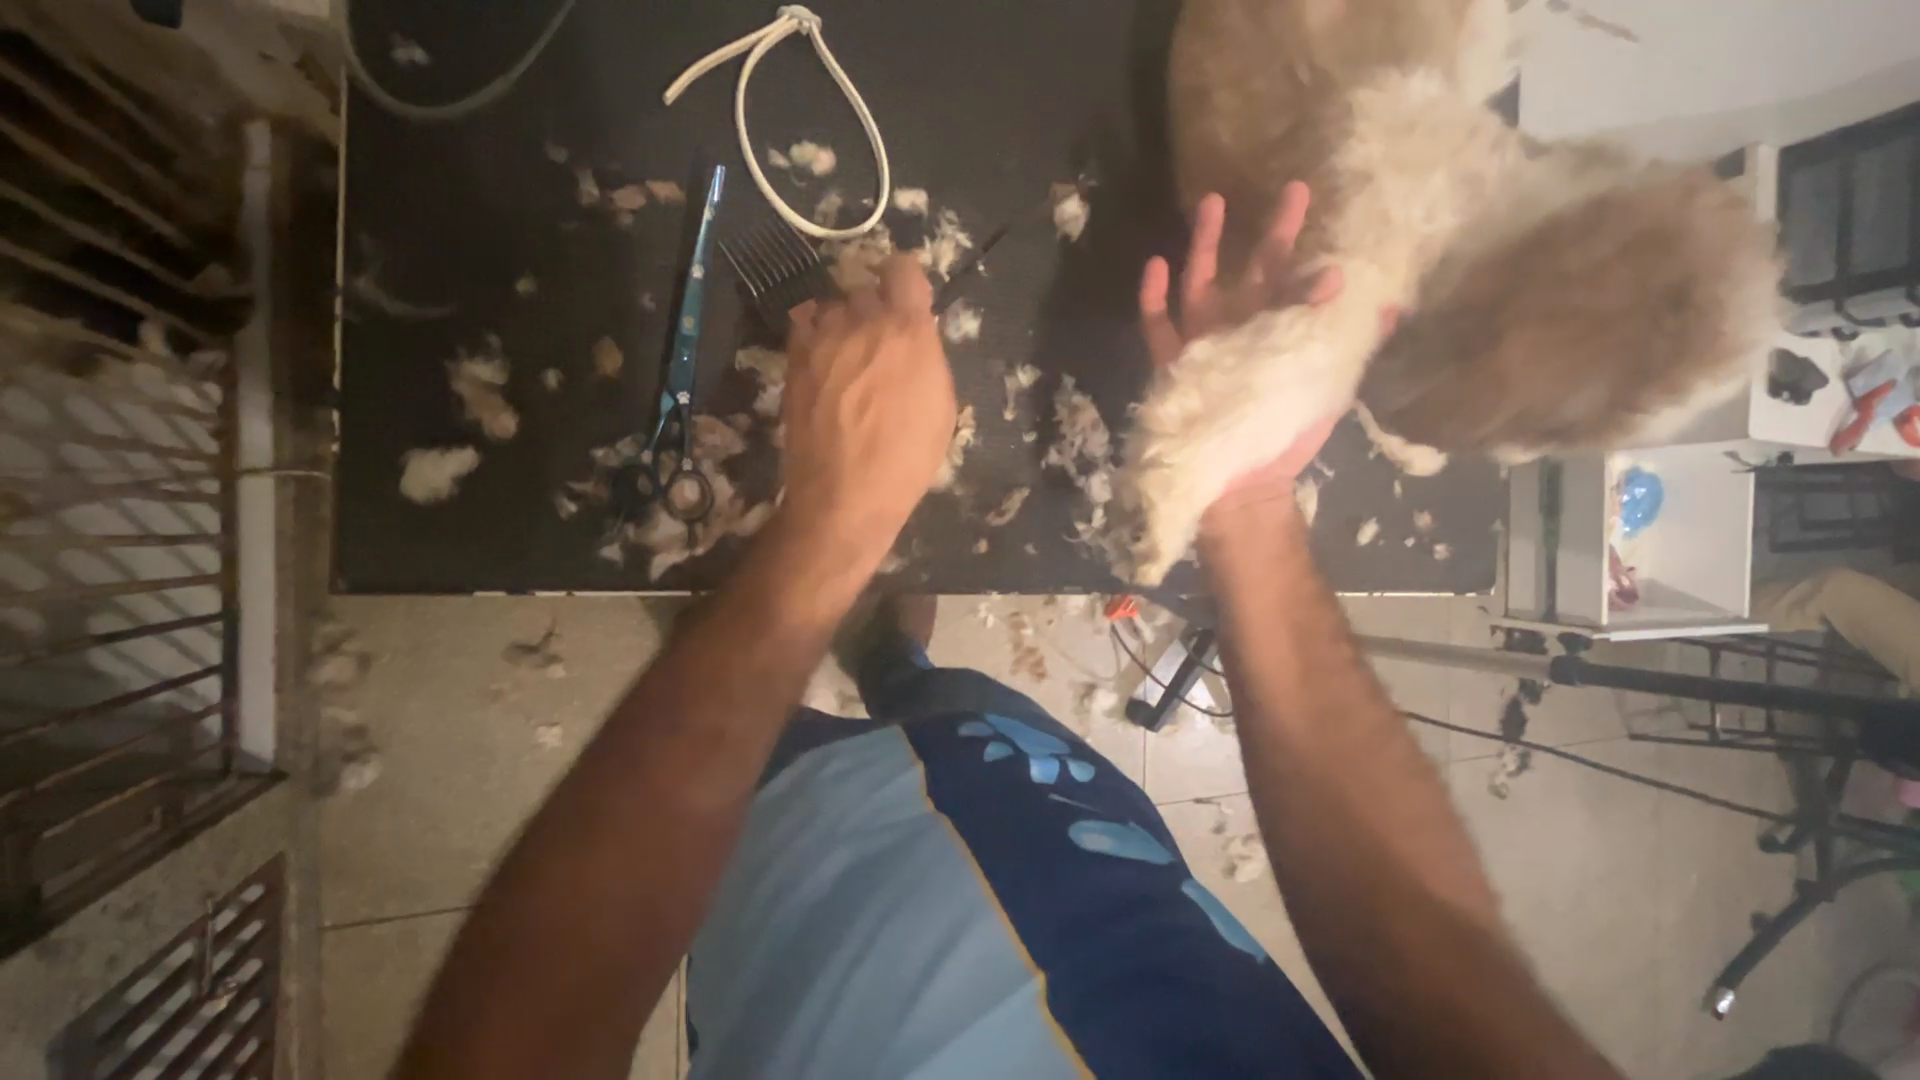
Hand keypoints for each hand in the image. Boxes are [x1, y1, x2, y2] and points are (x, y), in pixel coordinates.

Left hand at [780, 256, 956, 566]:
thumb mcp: (940, 407)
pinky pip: (804, 324)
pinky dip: (815, 333)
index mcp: (908, 331)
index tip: (908, 304)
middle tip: (878, 346)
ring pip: (833, 307)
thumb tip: (915, 338)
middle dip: (875, 311)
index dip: (907, 284)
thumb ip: (927, 357)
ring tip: (845, 357)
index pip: (904, 269)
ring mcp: (822, 338)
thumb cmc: (906, 459)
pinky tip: (822, 360)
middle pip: (866, 290)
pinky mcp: (793, 358)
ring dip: (842, 324)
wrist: (845, 494)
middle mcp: (863, 321)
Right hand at [1139, 183, 1344, 524]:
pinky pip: (1157, 327)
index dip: (1312, 262)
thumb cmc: (1286, 439)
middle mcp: (1240, 331)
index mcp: (1277, 335)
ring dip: (1204, 247)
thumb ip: (1349, 347)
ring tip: (1212, 203)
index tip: (1334, 243)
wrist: (1242, 487)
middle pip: (1254, 272)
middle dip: (1270, 233)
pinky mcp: (1170, 366)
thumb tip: (1389, 305)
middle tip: (1292, 190)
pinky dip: (1154, 299)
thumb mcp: (1327, 391)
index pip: (1296, 287)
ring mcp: (1201, 346)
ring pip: (1200, 286)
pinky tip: (1156, 266)